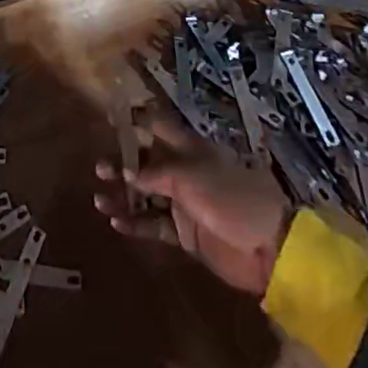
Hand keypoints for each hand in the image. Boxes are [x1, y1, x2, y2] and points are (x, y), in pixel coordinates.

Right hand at [94, 114, 292, 296]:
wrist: (267, 247)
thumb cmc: (233, 199)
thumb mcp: (193, 177)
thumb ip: (157, 173)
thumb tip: (127, 171)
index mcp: (193, 150)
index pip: (161, 128)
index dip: (138, 122)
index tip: (111, 120)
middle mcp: (186, 172)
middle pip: (148, 163)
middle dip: (123, 164)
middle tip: (99, 168)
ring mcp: (185, 203)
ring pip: (147, 196)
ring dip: (124, 196)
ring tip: (100, 200)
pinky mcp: (185, 233)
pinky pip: (154, 225)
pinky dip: (136, 223)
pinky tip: (117, 223)